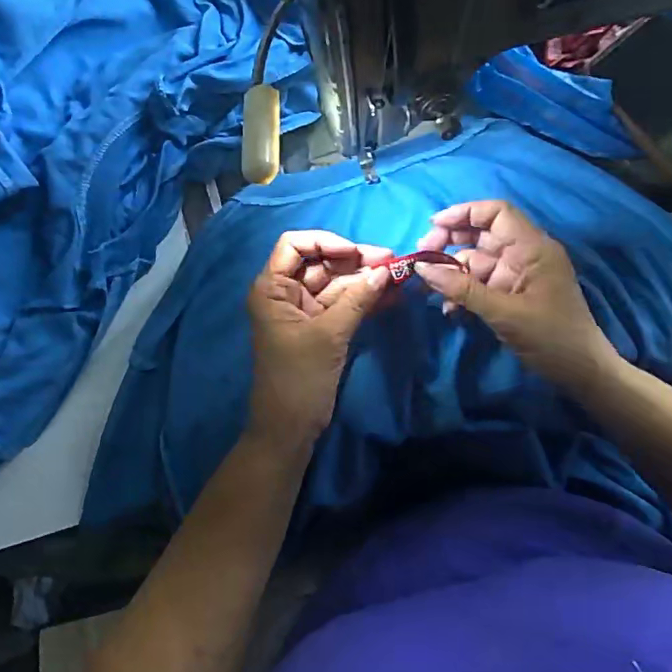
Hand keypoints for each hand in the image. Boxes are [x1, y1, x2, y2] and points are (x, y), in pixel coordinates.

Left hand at [245, 231, 392, 444]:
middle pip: (321, 262)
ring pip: (337, 283)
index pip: (295, 244)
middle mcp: (285, 293)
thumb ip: (357, 300)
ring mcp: (304, 311)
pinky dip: (364, 299)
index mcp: (272, 288)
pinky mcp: (321, 328)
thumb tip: (386, 270)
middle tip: (393, 262)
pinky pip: (344, 304)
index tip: (358, 253)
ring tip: (399, 275)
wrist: (290, 429)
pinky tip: (391, 295)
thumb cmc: (299, 378)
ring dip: (365, 279)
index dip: (326, 242)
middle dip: (356, 261)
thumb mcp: (329, 335)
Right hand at [414, 200, 619, 393]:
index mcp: (533, 248)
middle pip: (482, 234)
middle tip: (421, 257)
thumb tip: (421, 268)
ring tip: (427, 289)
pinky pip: (480, 284)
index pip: (497, 213)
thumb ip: (462, 289)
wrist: (582, 372)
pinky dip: (462, 292)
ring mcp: (517, 276)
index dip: (464, 213)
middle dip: (450, 243)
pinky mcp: (512, 295)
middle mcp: (524, 255)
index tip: (433, 226)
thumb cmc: (551, 337)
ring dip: (451, 273)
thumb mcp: (504, 313)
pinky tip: (449, 310)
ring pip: (476, 262)